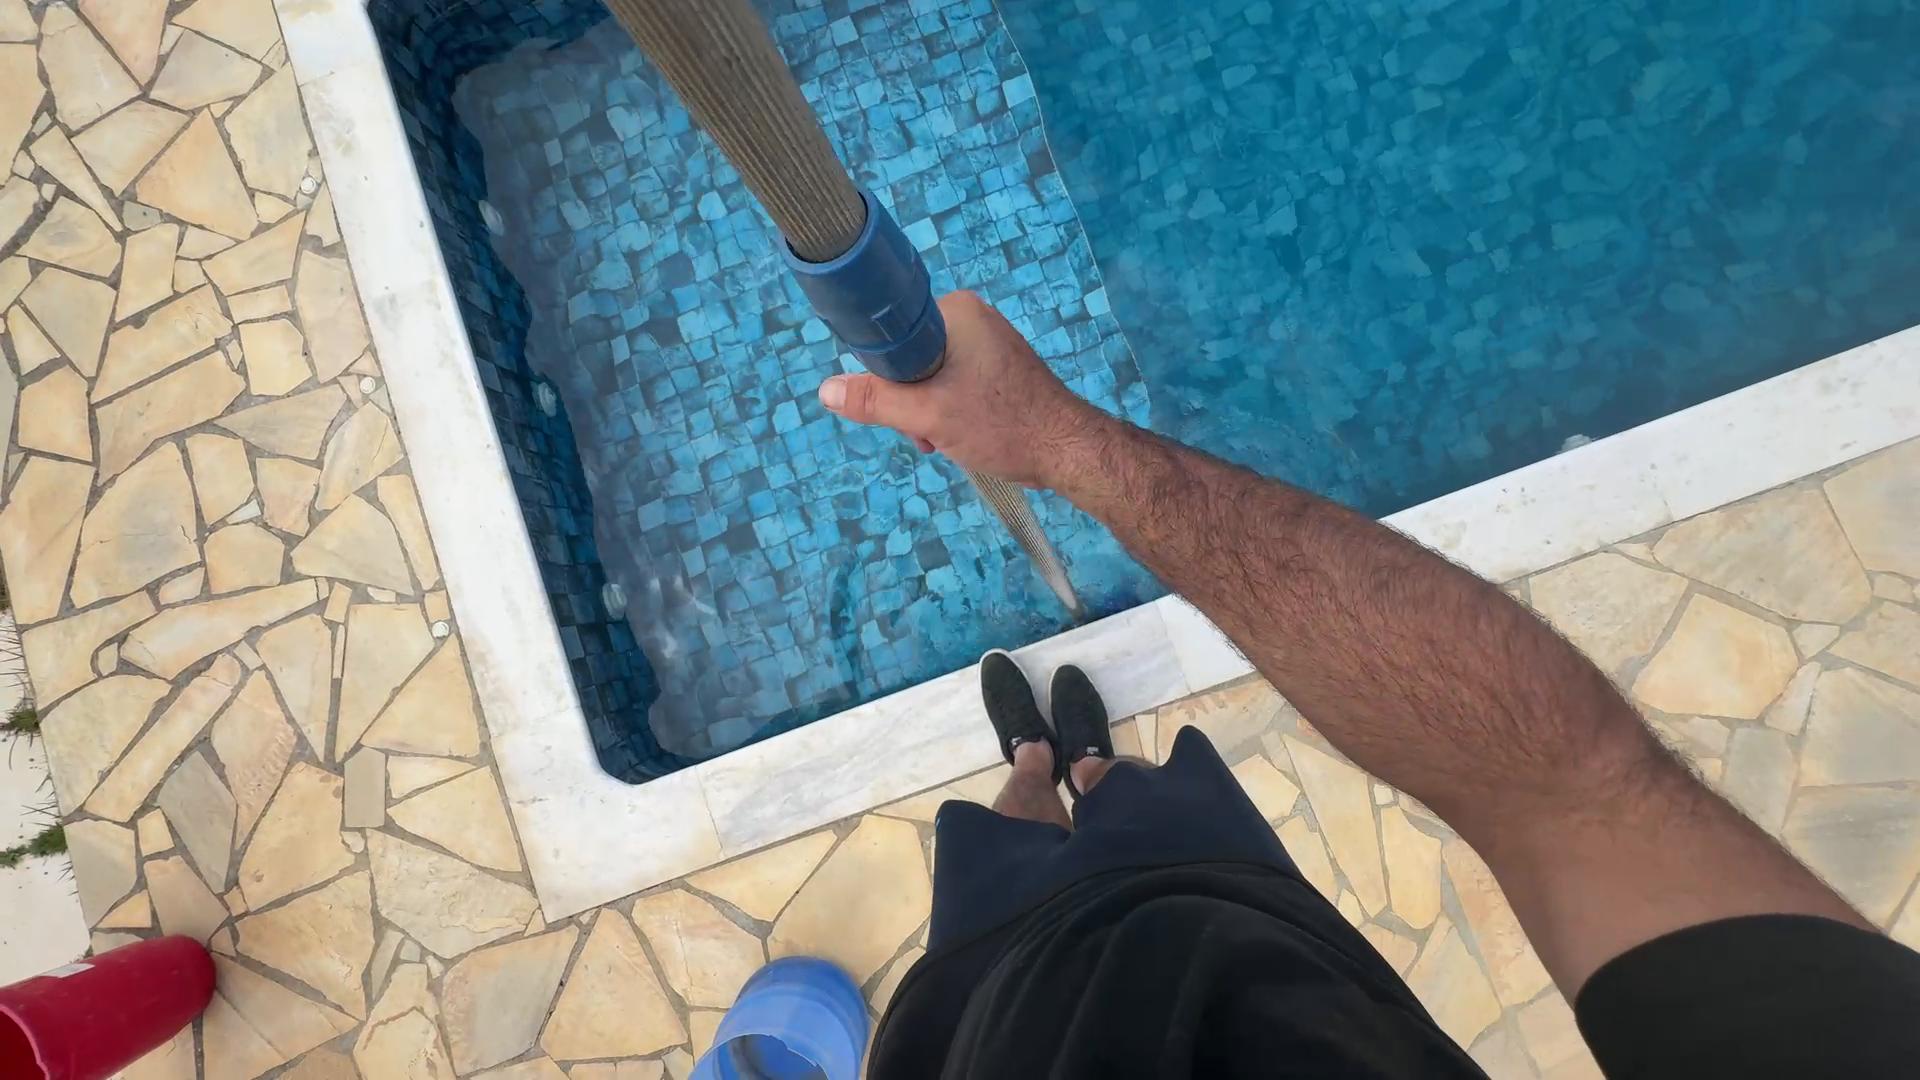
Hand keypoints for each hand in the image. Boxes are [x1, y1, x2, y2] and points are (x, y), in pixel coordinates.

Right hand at [817, 291, 1110, 486]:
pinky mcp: (1000, 371)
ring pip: (932, 379)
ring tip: (948, 439)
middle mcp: (972, 319)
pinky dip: (951, 414)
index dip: (887, 379)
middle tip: (929, 432)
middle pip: (910, 360)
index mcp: (954, 311)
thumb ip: (876, 401)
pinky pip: (955, 387)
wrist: (1066, 449)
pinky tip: (963, 437)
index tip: (901, 411)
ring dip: (930, 415)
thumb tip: (826, 390)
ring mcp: (988, 345)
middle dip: (912, 404)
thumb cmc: (1000, 424)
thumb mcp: (927, 414)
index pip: (893, 337)